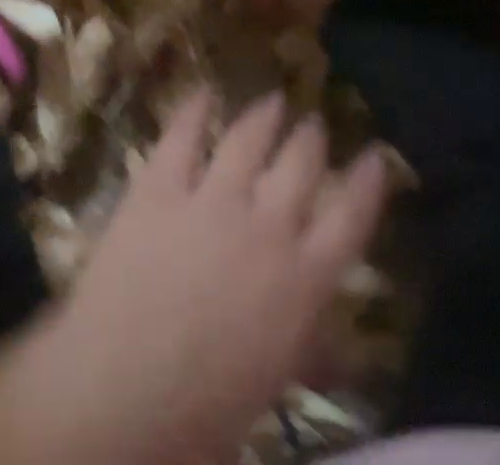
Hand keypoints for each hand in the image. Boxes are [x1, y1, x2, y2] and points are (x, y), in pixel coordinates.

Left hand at [42, 92, 390, 460]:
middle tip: (312, 122)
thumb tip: (345, 354)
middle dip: (309, 139)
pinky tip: (202, 93)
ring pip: (247, 142)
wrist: (125, 388)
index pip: (351, 218)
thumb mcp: (275, 382)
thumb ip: (310, 352)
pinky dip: (193, 110)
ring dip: (262, 117)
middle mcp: (267, 227)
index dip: (367, 182)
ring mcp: (211, 201)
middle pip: (300, 167)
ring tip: (271, 101)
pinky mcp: (157, 190)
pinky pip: (180, 137)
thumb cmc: (206, 407)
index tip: (374, 155)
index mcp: (304, 279)